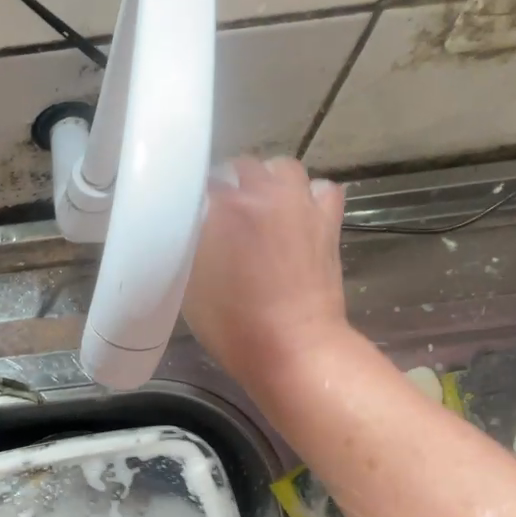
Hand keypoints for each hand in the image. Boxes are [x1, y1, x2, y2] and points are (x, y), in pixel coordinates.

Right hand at [183, 157, 353, 391]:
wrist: (292, 348)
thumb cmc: (232, 327)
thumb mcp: (190, 288)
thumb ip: (188, 247)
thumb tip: (190, 229)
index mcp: (221, 209)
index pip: (199, 182)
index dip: (192, 198)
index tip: (187, 217)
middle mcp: (262, 193)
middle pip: (240, 168)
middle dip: (229, 187)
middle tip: (221, 217)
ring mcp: (299, 203)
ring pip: (281, 168)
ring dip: (268, 182)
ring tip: (261, 210)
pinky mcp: (328, 219)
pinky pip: (321, 187)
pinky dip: (308, 196)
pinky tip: (298, 217)